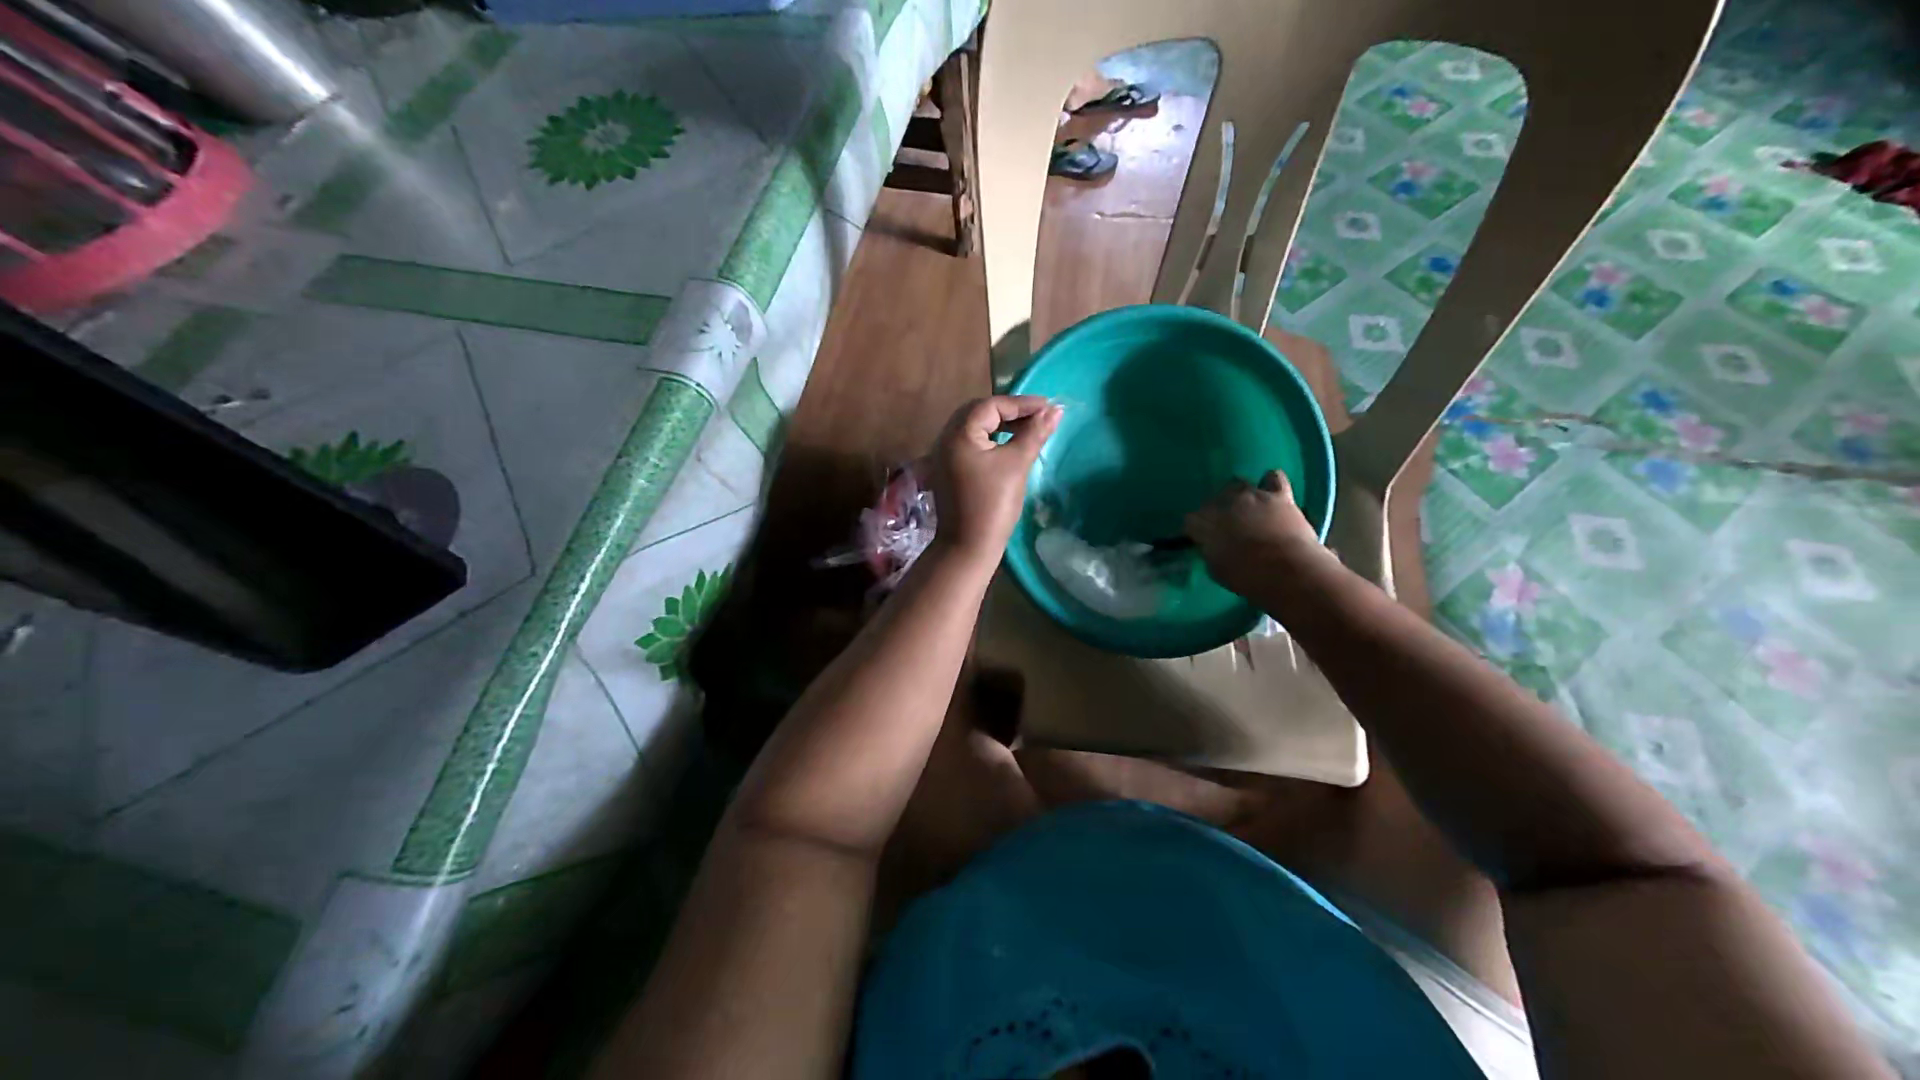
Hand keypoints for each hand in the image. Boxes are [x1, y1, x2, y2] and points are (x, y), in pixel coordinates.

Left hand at [928, 395, 1060, 563]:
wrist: (968, 547)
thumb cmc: (993, 504)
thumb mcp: (1017, 464)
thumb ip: (1035, 433)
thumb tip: (1055, 410)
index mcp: (958, 433)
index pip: (991, 405)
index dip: (1022, 404)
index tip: (1049, 407)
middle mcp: (945, 439)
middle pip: (979, 413)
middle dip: (1010, 412)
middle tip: (1038, 416)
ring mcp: (943, 456)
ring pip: (973, 429)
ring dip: (1000, 426)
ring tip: (1028, 431)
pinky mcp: (948, 471)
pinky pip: (969, 444)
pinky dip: (990, 440)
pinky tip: (1008, 448)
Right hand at [1184, 470, 1330, 597]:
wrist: (1286, 570)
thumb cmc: (1246, 576)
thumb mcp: (1216, 569)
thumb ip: (1211, 552)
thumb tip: (1213, 546)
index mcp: (1203, 522)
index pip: (1191, 520)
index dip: (1197, 530)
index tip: (1203, 541)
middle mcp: (1224, 502)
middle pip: (1213, 499)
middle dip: (1218, 510)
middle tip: (1227, 526)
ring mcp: (1252, 495)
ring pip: (1239, 483)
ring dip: (1240, 496)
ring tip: (1248, 509)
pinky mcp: (1279, 495)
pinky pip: (1274, 478)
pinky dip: (1271, 483)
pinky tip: (1271, 492)